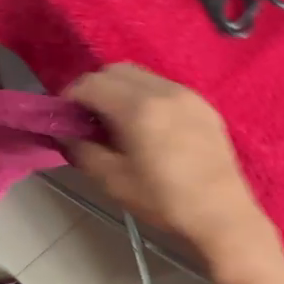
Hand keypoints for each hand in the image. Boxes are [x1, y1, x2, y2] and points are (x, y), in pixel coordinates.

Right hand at [63, 65, 276, 274]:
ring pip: (140, 75)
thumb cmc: (163, 200)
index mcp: (138, 109)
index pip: (91, 84)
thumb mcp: (112, 180)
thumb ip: (82, 150)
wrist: (221, 213)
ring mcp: (186, 94)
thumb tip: (65, 133)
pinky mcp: (202, 104)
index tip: (63, 118)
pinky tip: (143, 126)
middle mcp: (163, 90)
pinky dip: (143, 96)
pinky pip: (162, 87)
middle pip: (115, 70)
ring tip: (113, 122)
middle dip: (93, 88)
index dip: (70, 97)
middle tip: (85, 119)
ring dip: (119, 90)